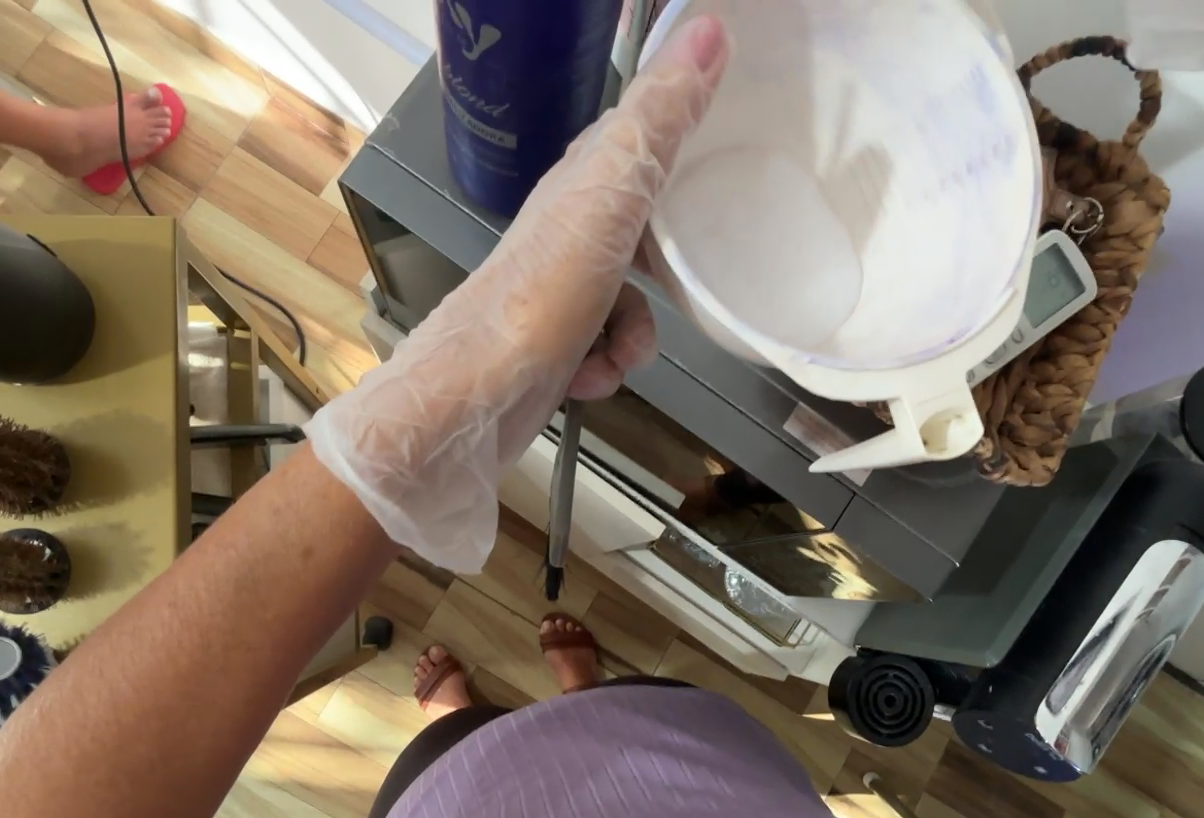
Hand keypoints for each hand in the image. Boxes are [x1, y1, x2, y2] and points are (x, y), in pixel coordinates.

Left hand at [305, 16, 729, 571]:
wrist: (480, 396)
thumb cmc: (542, 297)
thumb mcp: (609, 198)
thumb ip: (657, 121)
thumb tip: (709, 26)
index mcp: (578, 186)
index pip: (638, 143)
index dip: (681, 146)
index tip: (723, 158)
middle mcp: (568, 235)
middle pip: (645, 235)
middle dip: (668, 270)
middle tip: (684, 281)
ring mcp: (562, 294)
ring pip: (633, 305)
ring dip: (635, 337)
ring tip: (613, 356)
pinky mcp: (558, 347)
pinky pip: (609, 350)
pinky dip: (608, 369)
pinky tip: (589, 381)